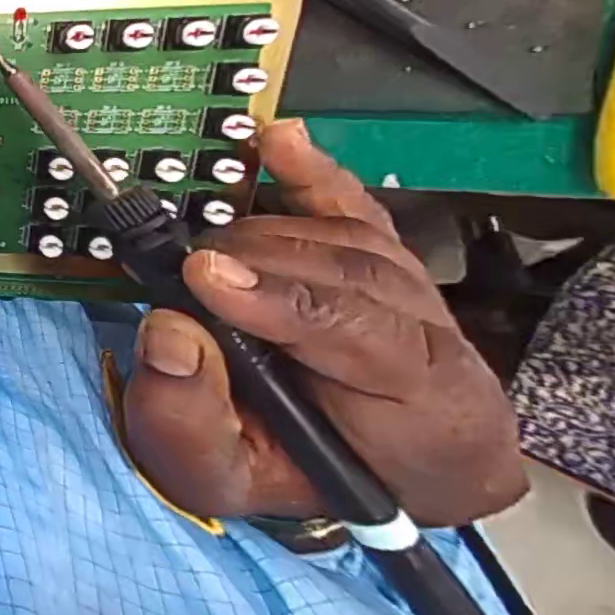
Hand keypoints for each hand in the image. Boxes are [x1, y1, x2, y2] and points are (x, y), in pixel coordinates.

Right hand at [124, 120, 526, 526]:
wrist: (289, 460)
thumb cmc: (257, 469)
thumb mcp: (206, 471)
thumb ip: (184, 413)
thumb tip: (169, 328)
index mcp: (427, 430)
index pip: (374, 343)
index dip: (286, 301)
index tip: (203, 274)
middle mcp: (445, 359)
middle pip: (359, 279)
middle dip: (258, 264)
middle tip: (182, 266)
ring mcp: (419, 306)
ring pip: (351, 240)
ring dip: (260, 235)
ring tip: (199, 252)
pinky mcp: (378, 269)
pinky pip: (357, 210)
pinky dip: (311, 173)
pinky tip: (277, 143)